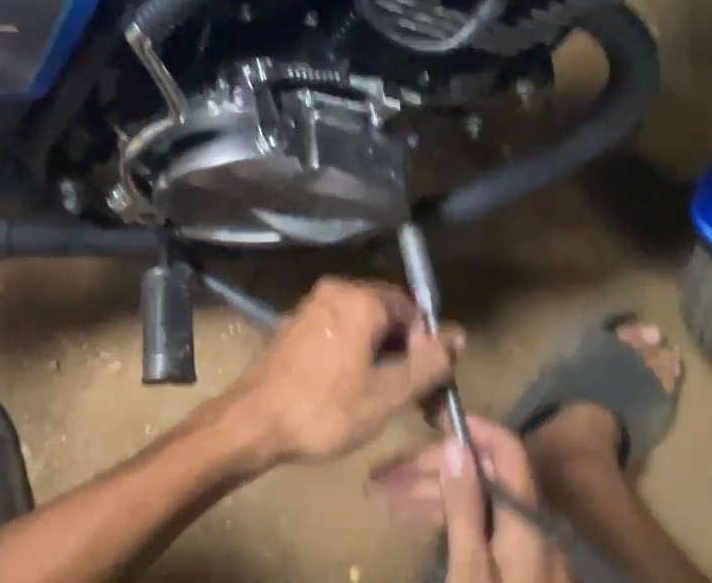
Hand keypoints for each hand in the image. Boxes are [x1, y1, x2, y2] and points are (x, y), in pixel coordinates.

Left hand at [217, 277, 458, 466]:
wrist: (254, 420)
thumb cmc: (326, 409)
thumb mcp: (388, 393)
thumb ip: (428, 364)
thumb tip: (458, 335)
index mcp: (360, 299)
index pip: (412, 309)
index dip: (426, 345)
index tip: (428, 382)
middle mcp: (334, 291)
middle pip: (386, 313)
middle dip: (404, 349)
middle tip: (411, 395)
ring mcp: (310, 306)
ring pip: (361, 324)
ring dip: (379, 354)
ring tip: (383, 397)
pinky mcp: (294, 325)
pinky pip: (337, 331)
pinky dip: (353, 353)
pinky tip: (351, 389)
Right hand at [368, 415, 560, 582]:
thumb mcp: (470, 573)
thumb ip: (466, 507)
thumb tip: (455, 445)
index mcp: (526, 524)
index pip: (506, 451)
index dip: (471, 429)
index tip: (427, 424)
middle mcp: (531, 530)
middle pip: (482, 476)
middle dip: (430, 469)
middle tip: (378, 478)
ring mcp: (525, 554)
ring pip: (475, 504)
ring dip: (428, 494)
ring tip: (379, 498)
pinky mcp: (515, 574)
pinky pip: (478, 530)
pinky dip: (443, 520)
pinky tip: (410, 521)